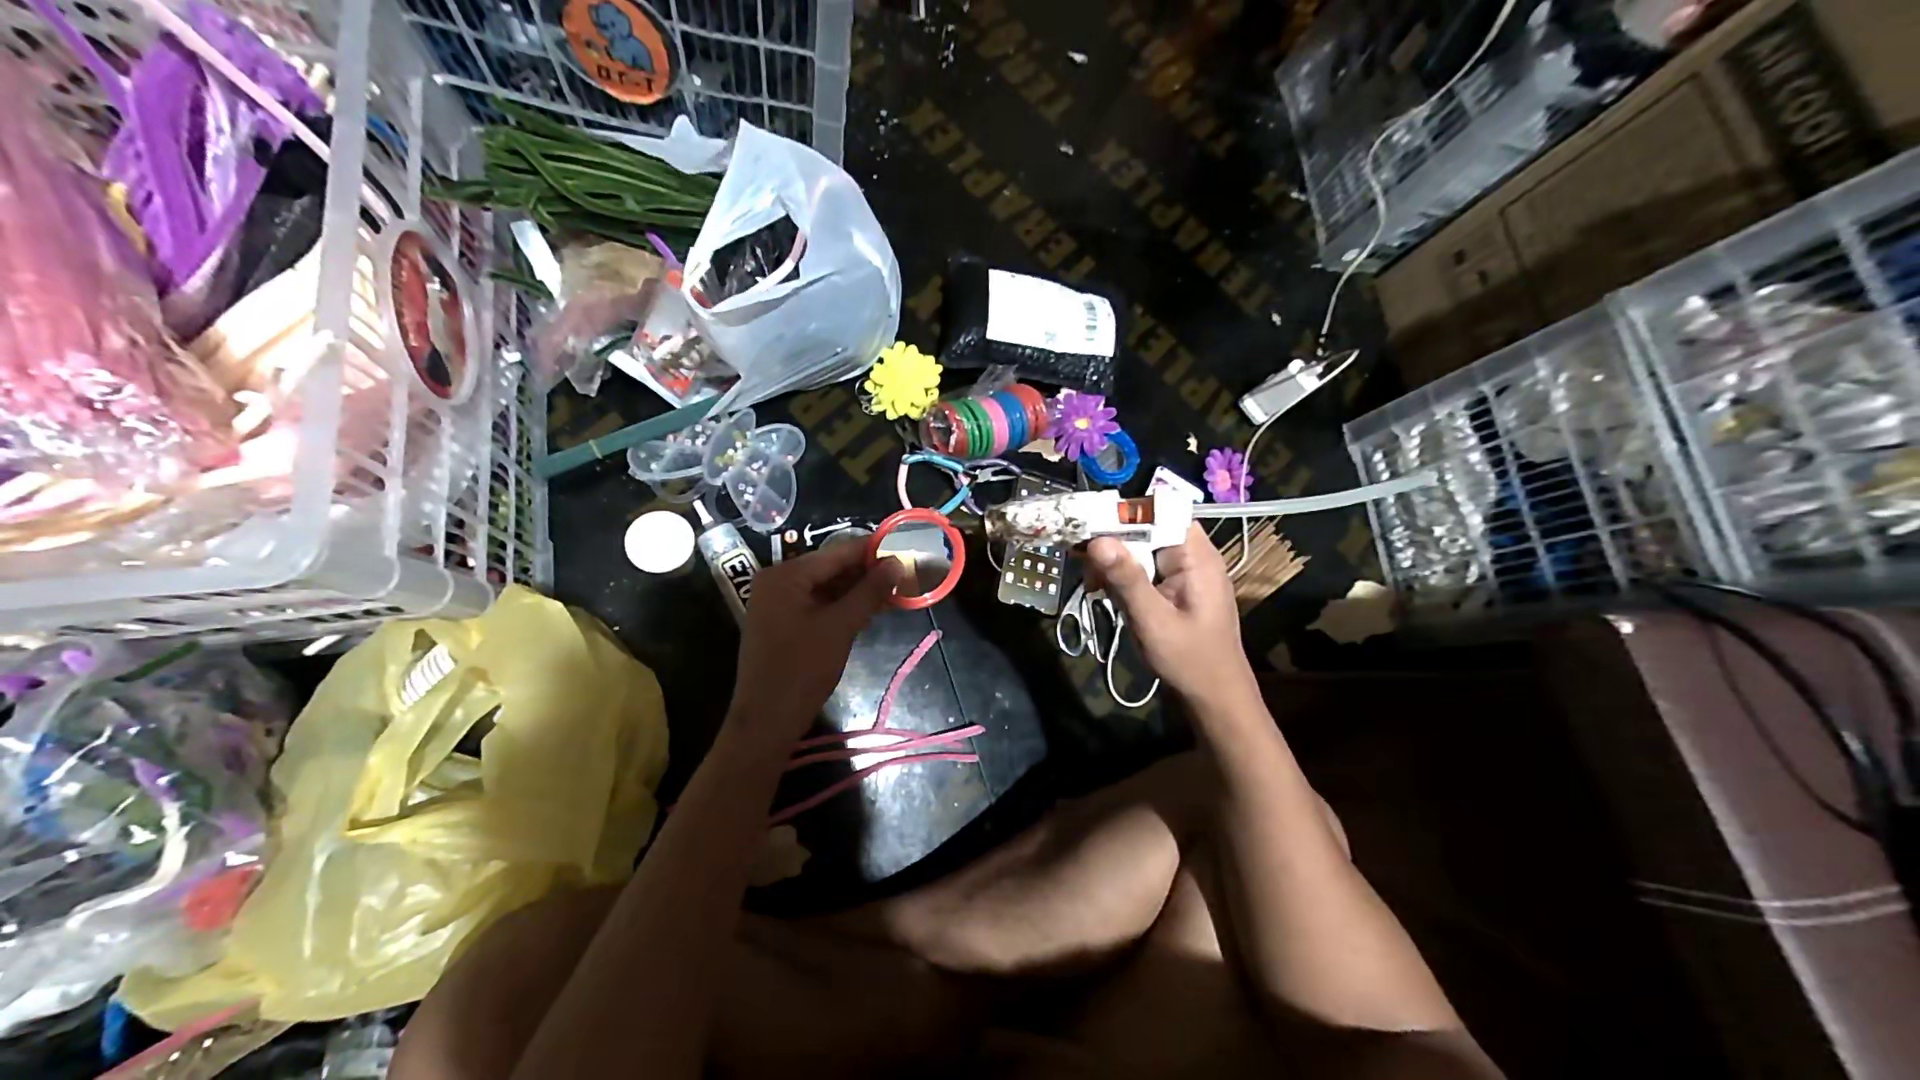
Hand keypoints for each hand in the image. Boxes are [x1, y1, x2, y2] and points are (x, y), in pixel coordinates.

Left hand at [729, 539, 906, 740]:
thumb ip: (870, 591)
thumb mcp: (841, 626)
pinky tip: (871, 610)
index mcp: (786, 574)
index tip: (905, 548)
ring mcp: (777, 603)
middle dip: (868, 573)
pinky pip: (818, 604)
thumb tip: (897, 563)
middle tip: (905, 574)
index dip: (873, 550)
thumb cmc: (802, 669)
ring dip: (858, 591)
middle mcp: (777, 581)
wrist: (766, 720)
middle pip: (831, 568)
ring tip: (896, 592)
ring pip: (826, 587)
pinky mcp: (782, 623)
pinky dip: (843, 606)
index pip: (838, 552)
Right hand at [1085, 524, 1258, 711]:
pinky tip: (1107, 592)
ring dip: (1116, 561)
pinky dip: (1125, 576)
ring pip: (1143, 548)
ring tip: (1093, 583)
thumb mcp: (1152, 620)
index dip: (1124, 514)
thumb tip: (1098, 540)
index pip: (1160, 511)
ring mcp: (1187, 571)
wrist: (1214, 697)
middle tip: (1084, 563)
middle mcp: (1194, 555)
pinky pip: (1146, 567)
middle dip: (1114, 541)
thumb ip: (1126, 578)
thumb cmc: (1188, 660)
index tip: (1089, 527)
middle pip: (1148, 528)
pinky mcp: (1177, 586)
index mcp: (1196, 556)